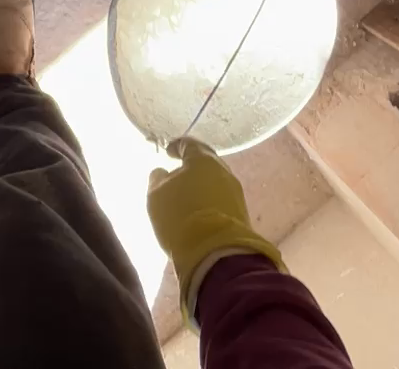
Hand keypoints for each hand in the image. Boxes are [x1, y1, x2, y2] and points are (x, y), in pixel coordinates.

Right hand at [147, 139, 283, 321]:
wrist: (216, 255)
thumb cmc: (180, 216)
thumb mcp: (156, 195)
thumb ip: (158, 179)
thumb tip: (162, 173)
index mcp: (203, 159)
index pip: (189, 144)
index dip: (176, 146)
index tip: (168, 152)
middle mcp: (224, 172)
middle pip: (206, 163)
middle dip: (191, 167)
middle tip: (177, 175)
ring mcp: (236, 194)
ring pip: (215, 183)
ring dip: (201, 187)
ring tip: (186, 198)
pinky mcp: (242, 217)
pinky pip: (221, 202)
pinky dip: (209, 203)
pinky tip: (198, 214)